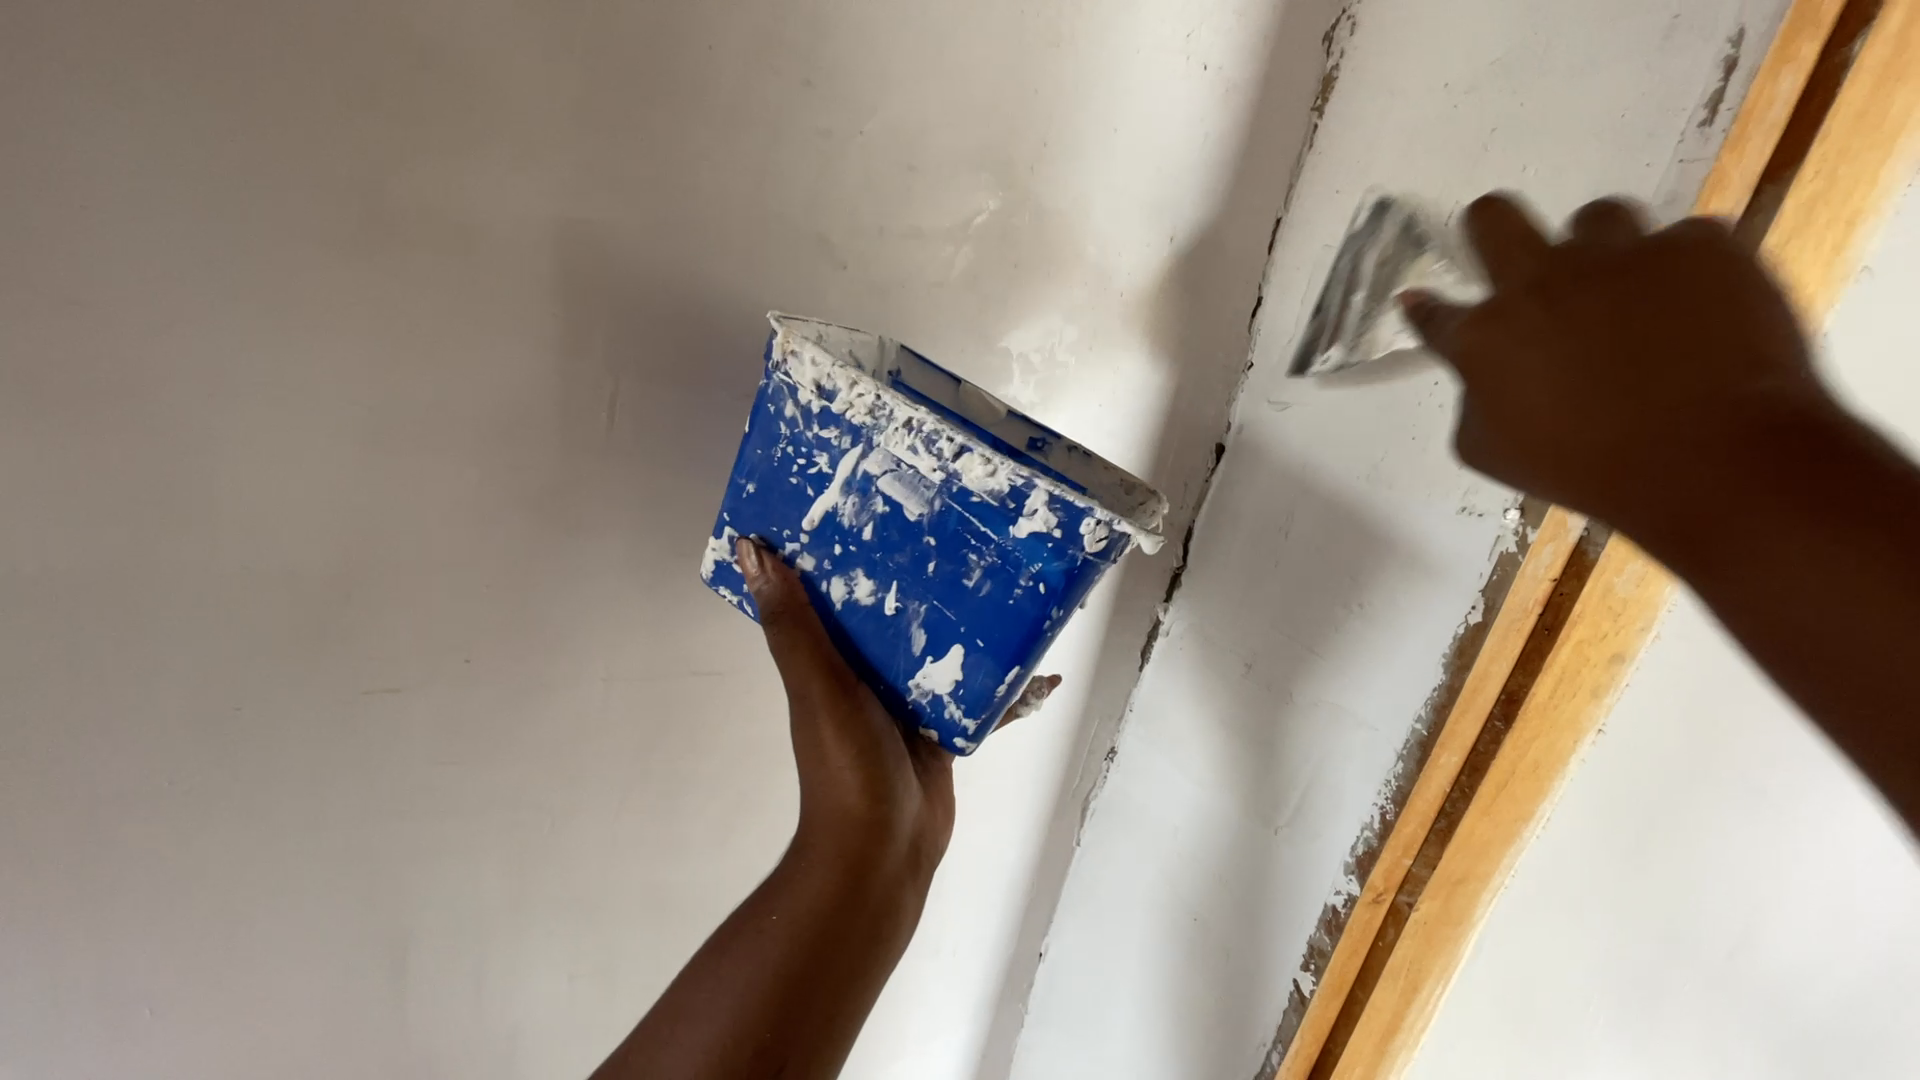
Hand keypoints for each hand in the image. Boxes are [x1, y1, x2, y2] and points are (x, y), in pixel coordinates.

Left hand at [732, 538, 1057, 881]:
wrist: (884, 852)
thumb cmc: (846, 764)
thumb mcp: (818, 686)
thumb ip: (793, 624)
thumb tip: (751, 549)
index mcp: (828, 659)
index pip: (835, 591)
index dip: (846, 549)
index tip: (874, 500)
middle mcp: (864, 674)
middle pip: (894, 615)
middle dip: (921, 580)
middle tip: (961, 532)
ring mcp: (906, 703)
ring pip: (938, 650)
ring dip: (966, 624)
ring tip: (1008, 582)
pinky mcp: (943, 728)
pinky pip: (975, 695)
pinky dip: (1003, 685)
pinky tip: (1042, 670)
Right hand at [1401, 193, 1833, 534]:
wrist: (1710, 457)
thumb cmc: (1581, 468)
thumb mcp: (1490, 451)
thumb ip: (1475, 401)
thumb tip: (1486, 378)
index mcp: (1482, 336)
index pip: (1433, 313)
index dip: (1423, 308)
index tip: (1421, 302)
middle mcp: (1539, 281)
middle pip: (1493, 217)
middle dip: (1489, 226)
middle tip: (1507, 251)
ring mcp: (1621, 256)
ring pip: (1596, 216)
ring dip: (1597, 247)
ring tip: (1622, 286)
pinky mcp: (1701, 248)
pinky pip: (1684, 240)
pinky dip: (1683, 269)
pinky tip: (1697, 307)